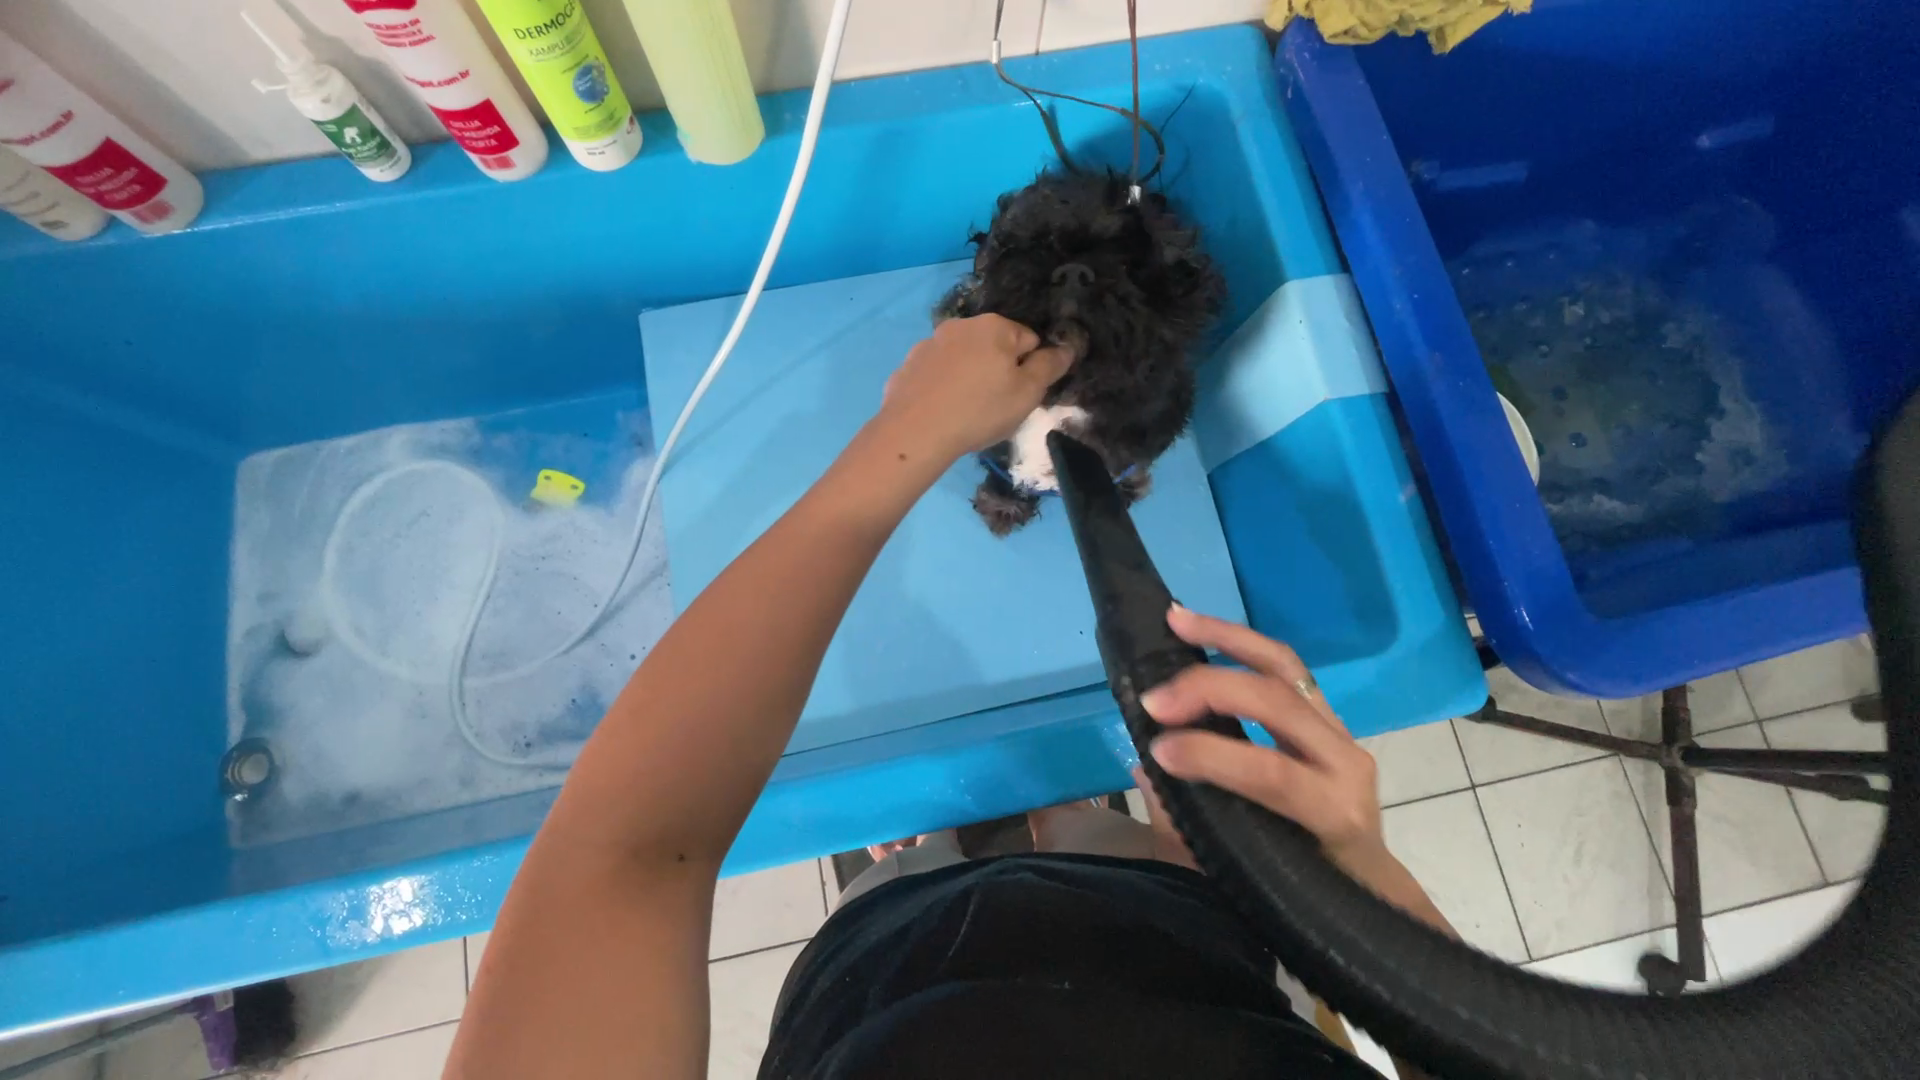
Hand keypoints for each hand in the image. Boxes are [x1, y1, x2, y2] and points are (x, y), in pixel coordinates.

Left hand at [878, 314, 1073, 460]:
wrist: (915, 431)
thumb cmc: (980, 410)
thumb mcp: (1027, 393)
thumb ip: (1050, 366)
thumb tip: (1067, 347)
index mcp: (995, 326)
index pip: (1029, 340)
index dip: (1030, 369)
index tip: (1019, 395)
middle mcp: (961, 325)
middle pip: (993, 347)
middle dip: (998, 370)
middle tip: (994, 406)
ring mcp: (929, 344)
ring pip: (962, 359)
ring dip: (969, 377)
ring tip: (965, 411)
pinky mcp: (908, 366)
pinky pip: (936, 374)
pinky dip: (942, 387)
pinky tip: (941, 411)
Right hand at [1140, 606, 1388, 876]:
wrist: (1366, 884)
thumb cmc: (1304, 890)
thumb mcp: (1247, 878)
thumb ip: (1194, 830)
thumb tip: (1148, 773)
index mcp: (1334, 813)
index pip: (1273, 773)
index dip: (1213, 757)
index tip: (1157, 752)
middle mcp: (1344, 762)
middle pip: (1278, 704)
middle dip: (1210, 693)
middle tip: (1153, 700)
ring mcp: (1337, 730)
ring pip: (1284, 667)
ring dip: (1225, 639)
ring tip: (1176, 621)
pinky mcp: (1322, 712)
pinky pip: (1283, 666)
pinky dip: (1237, 643)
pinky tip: (1198, 630)